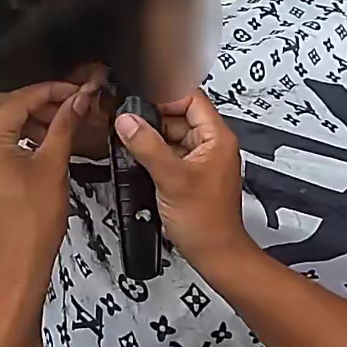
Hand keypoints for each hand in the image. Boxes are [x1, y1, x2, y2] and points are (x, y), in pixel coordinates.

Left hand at [0, 81, 90, 292]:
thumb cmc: (29, 229)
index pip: (16, 99)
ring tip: (56, 127)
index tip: (74, 91)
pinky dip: (10, 137)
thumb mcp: (54, 167)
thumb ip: (65, 125)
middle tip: (65, 107)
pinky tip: (38, 145)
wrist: (14, 267)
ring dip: (22, 120)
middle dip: (34, 103)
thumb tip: (77, 101)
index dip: (51, 91)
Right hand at [113, 91, 251, 266]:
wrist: (213, 251)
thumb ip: (147, 146)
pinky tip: (141, 159)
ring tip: (133, 142)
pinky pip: (171, 152)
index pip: (192, 98)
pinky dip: (155, 153)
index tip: (140, 100)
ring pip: (172, 134)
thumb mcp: (171, 178)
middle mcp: (213, 145)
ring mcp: (202, 159)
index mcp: (218, 137)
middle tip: (130, 123)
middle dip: (153, 118)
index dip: (165, 95)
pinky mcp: (191, 173)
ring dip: (152, 137)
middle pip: (179, 114)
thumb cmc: (207, 221)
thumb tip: (128, 122)